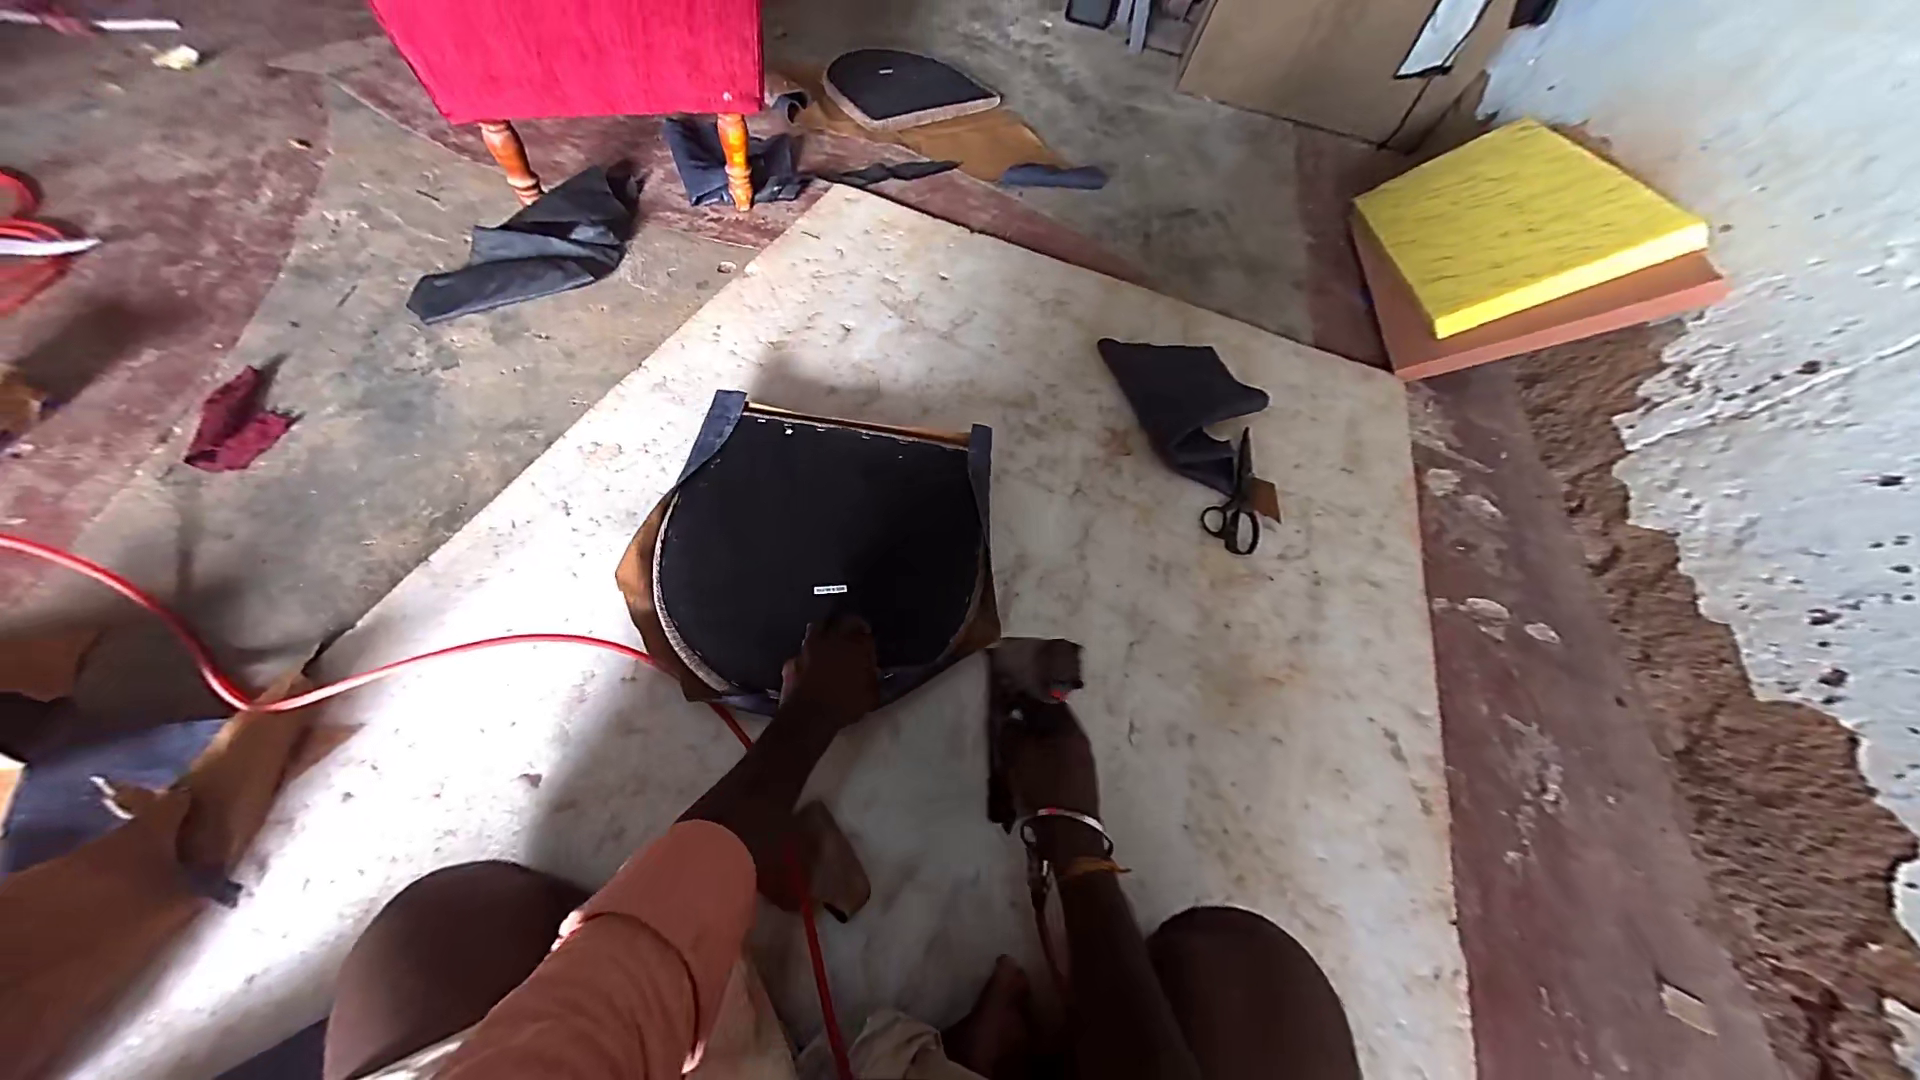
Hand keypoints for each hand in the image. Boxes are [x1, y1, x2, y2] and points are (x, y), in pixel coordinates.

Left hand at [778, 615, 879, 729]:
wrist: (809, 717)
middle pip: (844, 621)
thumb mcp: (870, 695)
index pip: (866, 634)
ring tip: (830, 643)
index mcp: (855, 645)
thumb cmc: (845, 706)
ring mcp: (809, 647)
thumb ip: (872, 678)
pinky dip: (807, 655)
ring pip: (818, 627)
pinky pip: (802, 651)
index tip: (868, 648)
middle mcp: (832, 640)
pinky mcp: (793, 660)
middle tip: (854, 634)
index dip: (867, 640)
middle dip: (851, 625)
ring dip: (826, 632)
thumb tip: (872, 671)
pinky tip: (809, 664)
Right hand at [1003, 698, 1103, 859]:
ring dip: (1035, 739)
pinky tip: (1027, 765)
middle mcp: (1080, 742)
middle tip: (1009, 721)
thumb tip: (1010, 720)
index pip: (1047, 701)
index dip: (1025, 697)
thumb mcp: (1019, 754)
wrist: (1067, 832)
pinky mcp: (1078, 782)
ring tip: (1014, 745)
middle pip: (1052, 721)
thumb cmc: (1043, 785)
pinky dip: (1041, 756)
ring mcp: (1082, 763)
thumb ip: (1011, 731)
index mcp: (1070, 729)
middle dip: (1030, 719)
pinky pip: (1056, 758)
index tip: (1008, 699)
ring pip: (1054, 741)